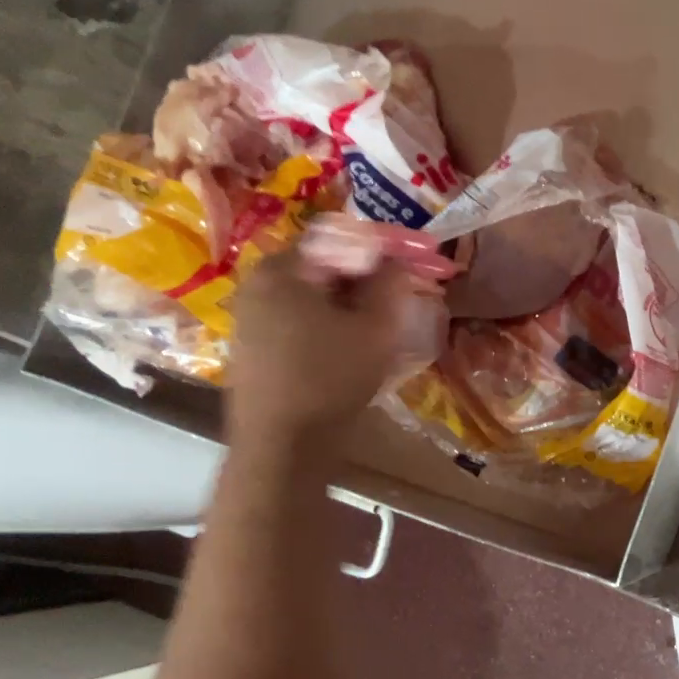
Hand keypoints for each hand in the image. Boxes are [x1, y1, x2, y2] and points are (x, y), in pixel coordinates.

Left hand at [228, 249, 410, 451]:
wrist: (282, 441)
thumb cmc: (331, 377)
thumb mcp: (375, 327)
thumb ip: (390, 284)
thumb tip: (399, 259)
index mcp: (284, 268)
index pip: (344, 238)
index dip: (390, 245)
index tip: (426, 256)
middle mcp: (259, 281)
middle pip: (329, 262)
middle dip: (375, 271)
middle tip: (414, 285)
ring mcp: (252, 313)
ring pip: (317, 290)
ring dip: (358, 295)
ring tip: (394, 311)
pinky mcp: (256, 342)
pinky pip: (304, 313)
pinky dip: (336, 315)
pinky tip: (361, 335)